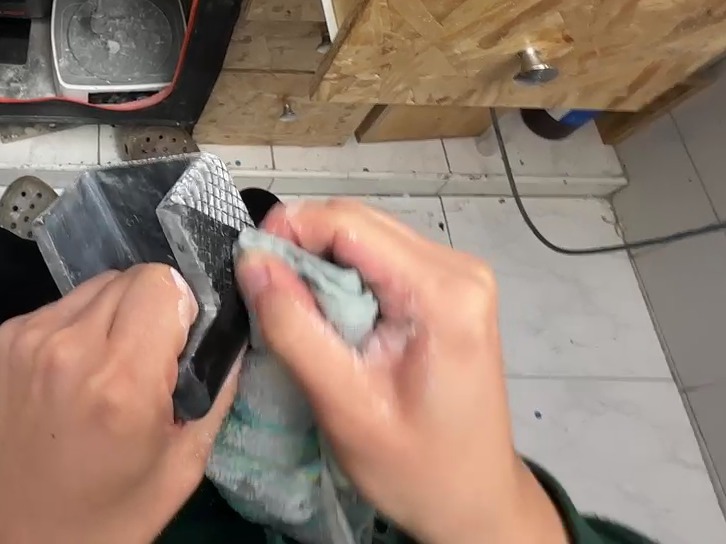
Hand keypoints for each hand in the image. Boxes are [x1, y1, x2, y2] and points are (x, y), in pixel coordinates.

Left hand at [0, 264, 236, 543]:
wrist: (19, 537)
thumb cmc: (112, 513)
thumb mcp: (184, 463)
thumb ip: (215, 386)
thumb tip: (228, 327)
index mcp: (122, 380)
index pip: (163, 282)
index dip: (180, 308)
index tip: (179, 343)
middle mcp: (72, 345)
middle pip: (133, 276)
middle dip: (152, 307)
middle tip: (149, 357)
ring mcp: (32, 335)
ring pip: (99, 283)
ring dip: (116, 311)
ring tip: (111, 362)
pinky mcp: (8, 332)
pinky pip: (65, 302)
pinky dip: (81, 323)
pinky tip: (78, 367)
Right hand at [236, 200, 565, 543]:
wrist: (475, 504)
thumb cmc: (416, 468)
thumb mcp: (344, 407)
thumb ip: (293, 328)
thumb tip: (250, 259)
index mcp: (442, 291)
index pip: (347, 222)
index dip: (289, 231)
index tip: (251, 269)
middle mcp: (455, 265)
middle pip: (353, 220)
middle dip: (300, 247)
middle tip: (267, 293)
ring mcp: (453, 270)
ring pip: (359, 231)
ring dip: (317, 260)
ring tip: (297, 309)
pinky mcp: (443, 281)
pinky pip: (372, 251)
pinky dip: (338, 271)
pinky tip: (329, 312)